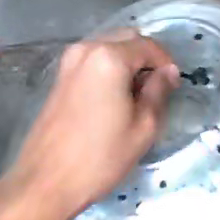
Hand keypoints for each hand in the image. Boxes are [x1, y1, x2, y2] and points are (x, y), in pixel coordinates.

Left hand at [0, 30, 180, 219]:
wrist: (45, 181)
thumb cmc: (100, 156)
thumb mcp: (143, 127)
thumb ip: (159, 91)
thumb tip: (168, 72)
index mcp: (109, 57)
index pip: (148, 45)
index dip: (166, 62)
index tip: (174, 84)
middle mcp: (87, 48)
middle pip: (127, 39)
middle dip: (146, 58)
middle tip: (157, 88)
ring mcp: (70, 60)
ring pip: (109, 46)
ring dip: (127, 61)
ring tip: (136, 95)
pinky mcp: (60, 74)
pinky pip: (94, 58)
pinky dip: (109, 67)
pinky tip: (114, 97)